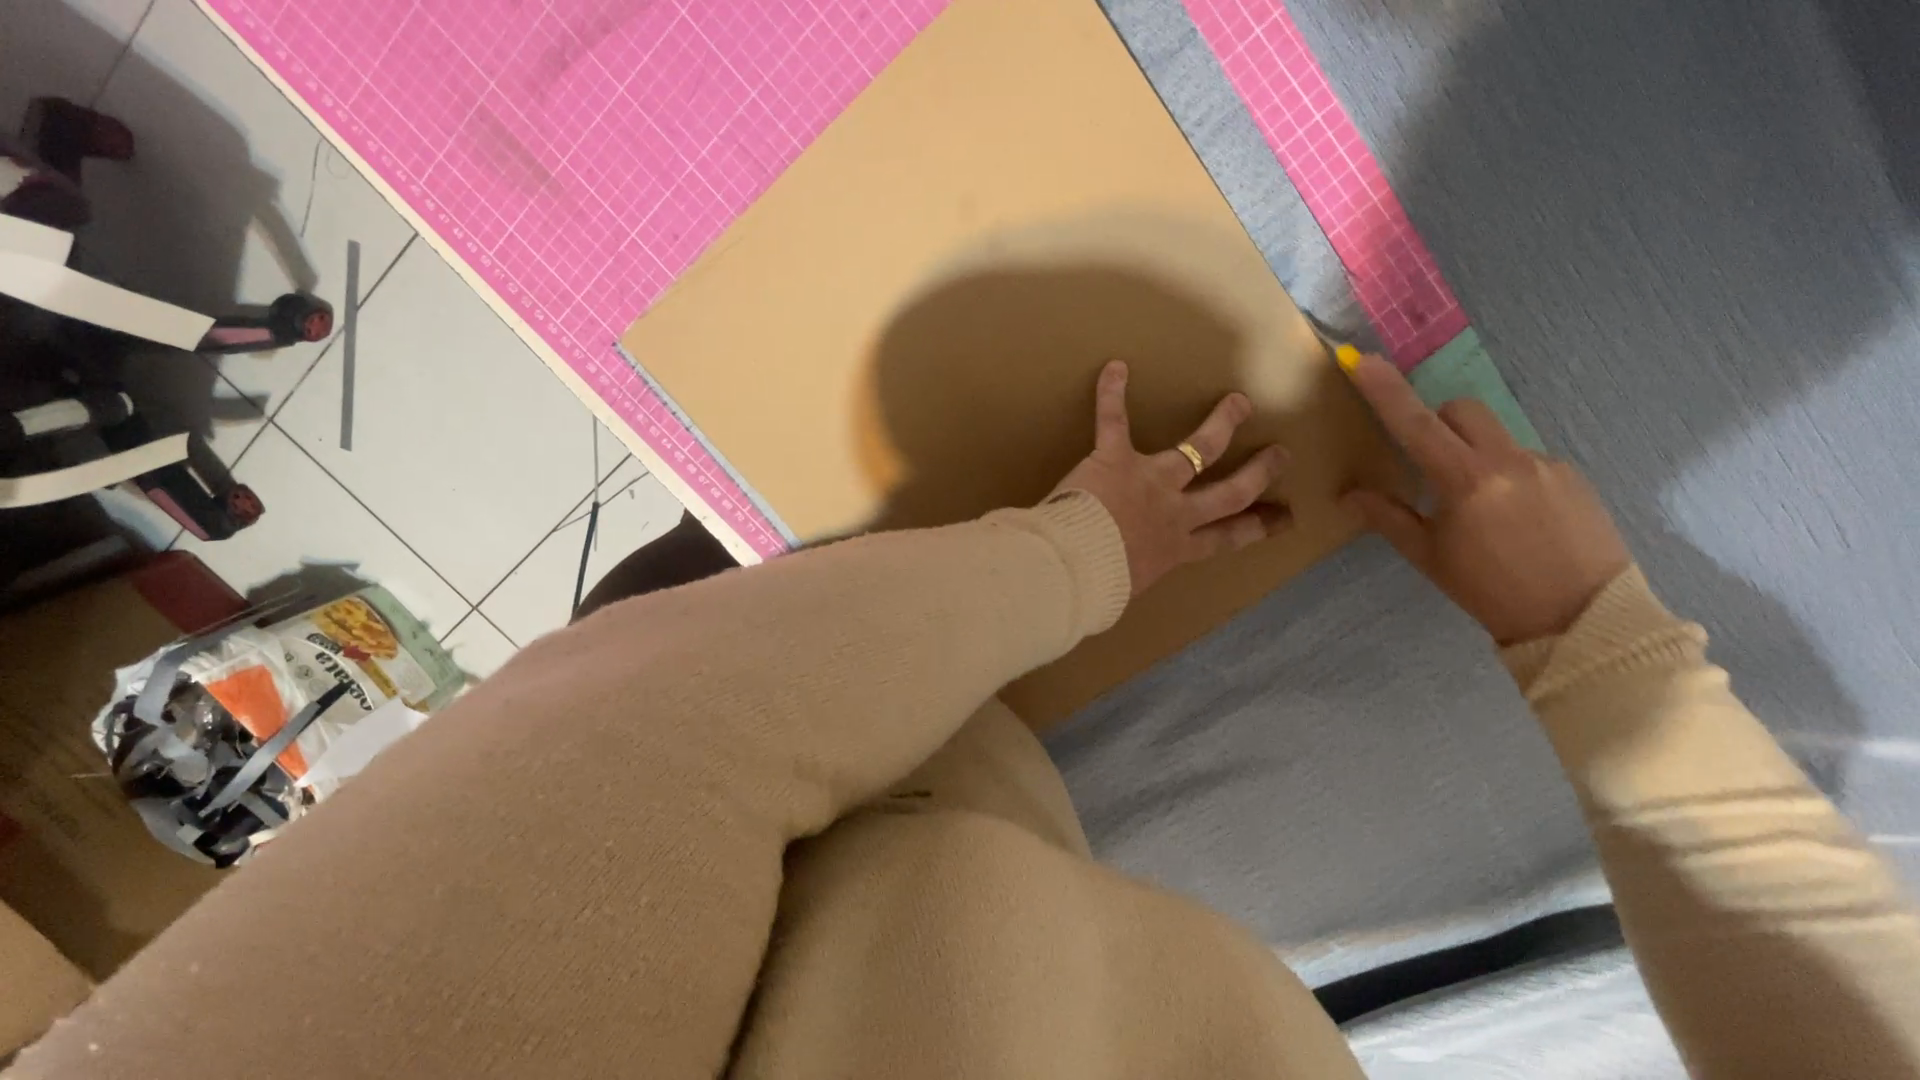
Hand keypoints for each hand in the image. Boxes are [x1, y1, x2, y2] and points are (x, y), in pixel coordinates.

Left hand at [1054, 361, 1290, 596]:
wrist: (1075, 567)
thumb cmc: (1094, 586)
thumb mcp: (1121, 590)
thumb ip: (1129, 576)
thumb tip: (1114, 585)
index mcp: (1176, 549)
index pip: (1226, 538)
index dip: (1257, 526)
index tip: (1284, 517)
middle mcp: (1175, 513)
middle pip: (1230, 490)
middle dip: (1259, 472)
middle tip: (1279, 454)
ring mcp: (1152, 482)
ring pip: (1199, 448)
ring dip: (1221, 423)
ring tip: (1238, 403)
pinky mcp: (1116, 460)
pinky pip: (1114, 421)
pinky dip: (1111, 394)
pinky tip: (1116, 368)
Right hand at [1340, 353, 1629, 645]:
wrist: (1582, 618)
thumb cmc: (1490, 591)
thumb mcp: (1429, 557)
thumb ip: (1389, 517)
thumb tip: (1350, 495)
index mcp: (1466, 482)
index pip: (1416, 424)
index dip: (1386, 392)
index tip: (1363, 361)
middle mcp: (1508, 461)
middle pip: (1462, 411)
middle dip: (1438, 422)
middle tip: (1428, 462)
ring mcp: (1546, 464)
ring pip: (1495, 437)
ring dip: (1474, 455)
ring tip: (1482, 510)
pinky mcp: (1573, 476)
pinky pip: (1527, 460)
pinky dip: (1509, 476)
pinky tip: (1518, 519)